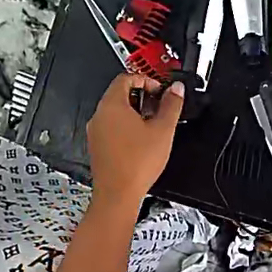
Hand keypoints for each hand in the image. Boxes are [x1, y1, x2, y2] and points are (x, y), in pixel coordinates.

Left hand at [86, 73, 184, 209]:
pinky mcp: (97, 146)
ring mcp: (96, 132)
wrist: (118, 194)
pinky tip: (140, 141)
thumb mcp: (162, 130)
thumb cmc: (136, 164)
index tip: (158, 89)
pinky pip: (111, 128)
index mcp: (112, 105)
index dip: (145, 79)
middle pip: (119, 94)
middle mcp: (99, 116)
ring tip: (152, 125)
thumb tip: (176, 90)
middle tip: (158, 106)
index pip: (125, 77)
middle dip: (141, 97)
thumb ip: (171, 105)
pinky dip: (125, 127)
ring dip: (134, 113)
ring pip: (115, 112)